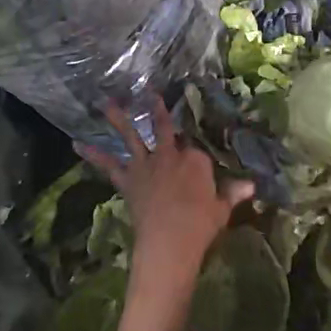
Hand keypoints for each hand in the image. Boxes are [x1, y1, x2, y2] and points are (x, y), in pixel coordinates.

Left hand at [78, 103, 254, 282]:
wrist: (168, 240)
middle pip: (164, 128)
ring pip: (132, 136)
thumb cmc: (200, 226)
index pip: (197, 149)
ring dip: (118, 118)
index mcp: (196, 160)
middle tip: (148, 91)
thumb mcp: (222, 209)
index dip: (196, 154)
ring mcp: (146, 164)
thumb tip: (252, 184)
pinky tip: (77, 144)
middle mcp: (170, 155)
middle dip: (157, 109)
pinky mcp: (127, 178)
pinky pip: (107, 164)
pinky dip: (93, 154)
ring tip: (105, 102)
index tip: (196, 157)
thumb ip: (233, 193)